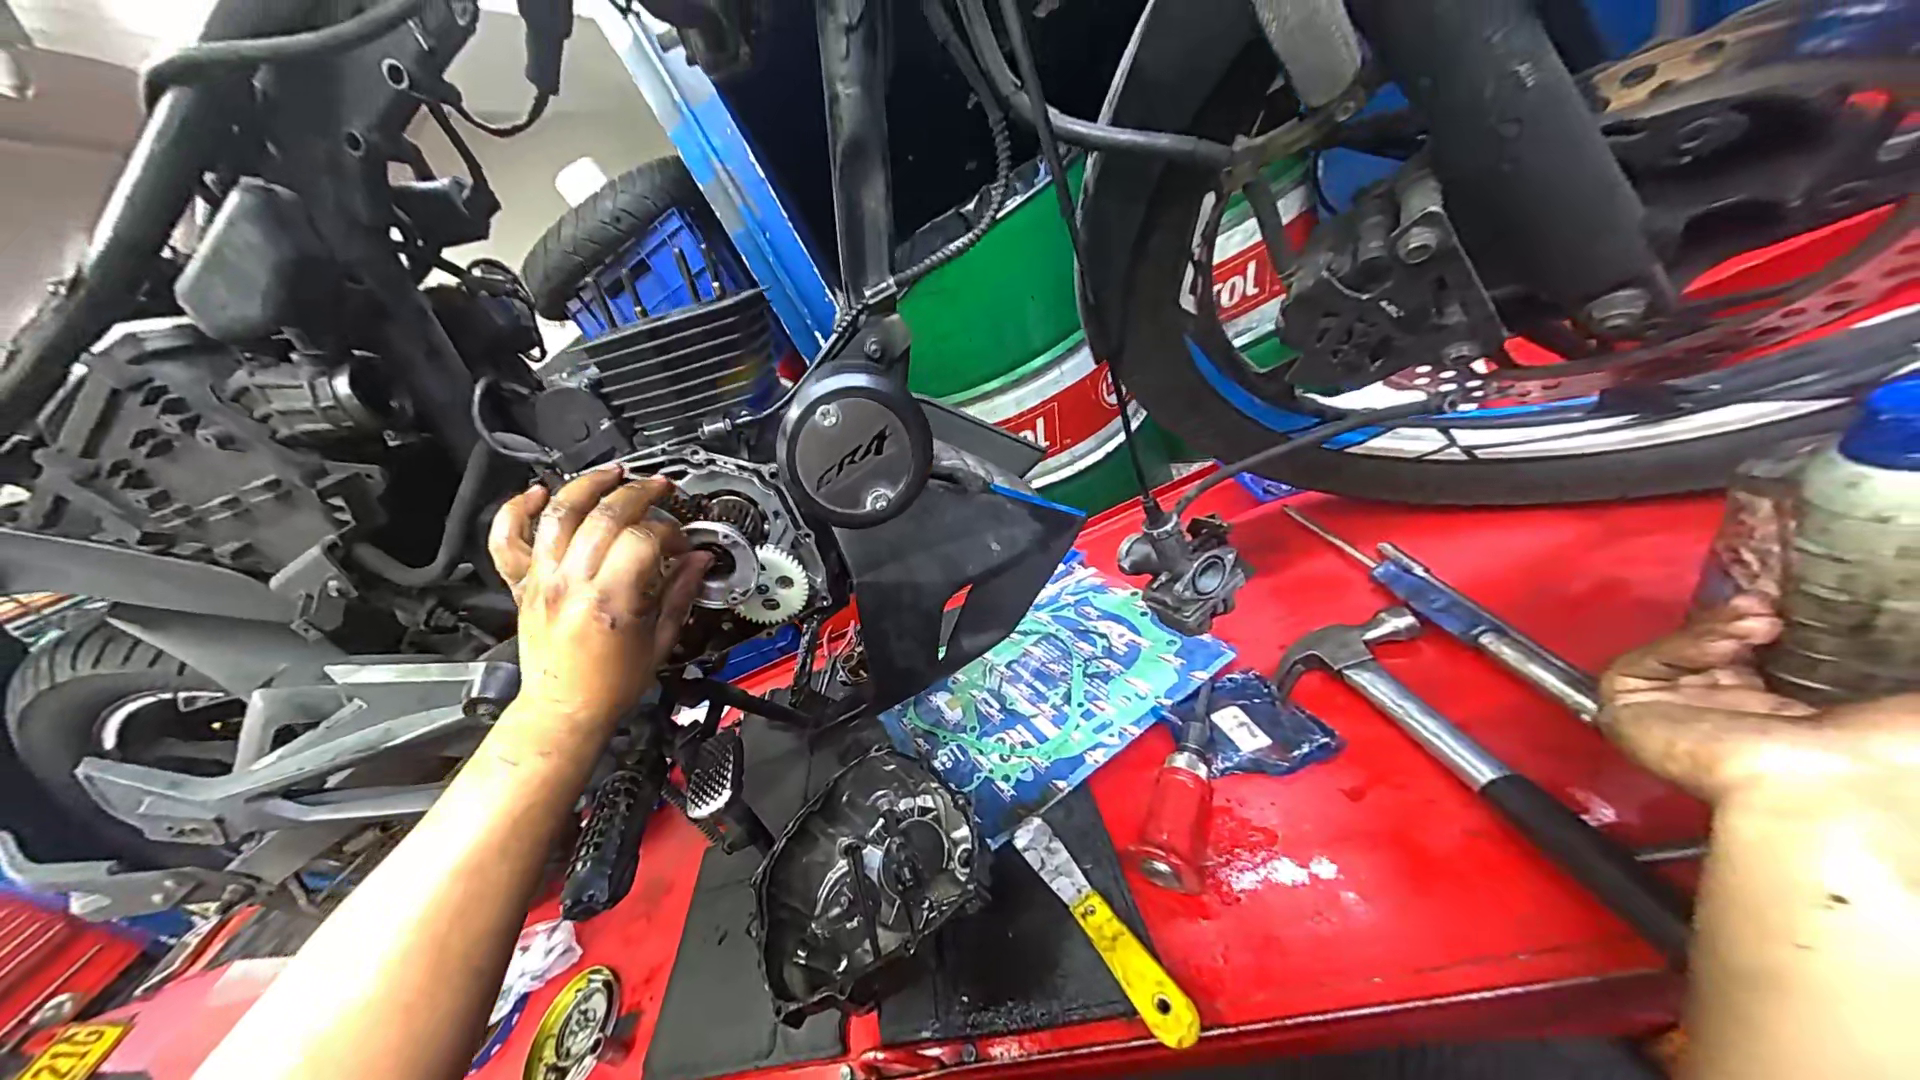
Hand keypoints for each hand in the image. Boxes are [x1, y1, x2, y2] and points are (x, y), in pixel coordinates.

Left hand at [488, 467, 710, 730]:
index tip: (682, 542)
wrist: (565, 709)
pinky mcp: (525, 586)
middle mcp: (572, 586)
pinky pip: (508, 540)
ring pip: (558, 514)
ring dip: (587, 485)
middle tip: (660, 489)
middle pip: (604, 515)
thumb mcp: (661, 641)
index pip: (644, 540)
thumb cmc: (610, 685)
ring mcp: (544, 582)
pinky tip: (539, 493)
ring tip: (612, 475)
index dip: (670, 532)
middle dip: (639, 494)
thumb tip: (699, 561)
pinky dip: (518, 510)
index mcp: (610, 603)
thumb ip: (681, 594)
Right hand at [1599, 594, 1919, 803]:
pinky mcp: (1629, 703)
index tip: (1798, 599)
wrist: (1827, 789)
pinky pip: (1649, 661)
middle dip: (1741, 622)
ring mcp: (1674, 710)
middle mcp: (1726, 717)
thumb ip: (1885, 658)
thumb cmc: (1887, 757)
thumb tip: (1890, 620)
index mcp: (1791, 724)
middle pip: (1714, 653)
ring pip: (1681, 652)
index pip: (1765, 663)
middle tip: (1775, 602)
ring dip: (1718, 626)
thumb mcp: (1906, 698)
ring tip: (1763, 614)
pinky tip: (1739, 635)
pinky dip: (1689, 643)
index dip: (1776, 628)